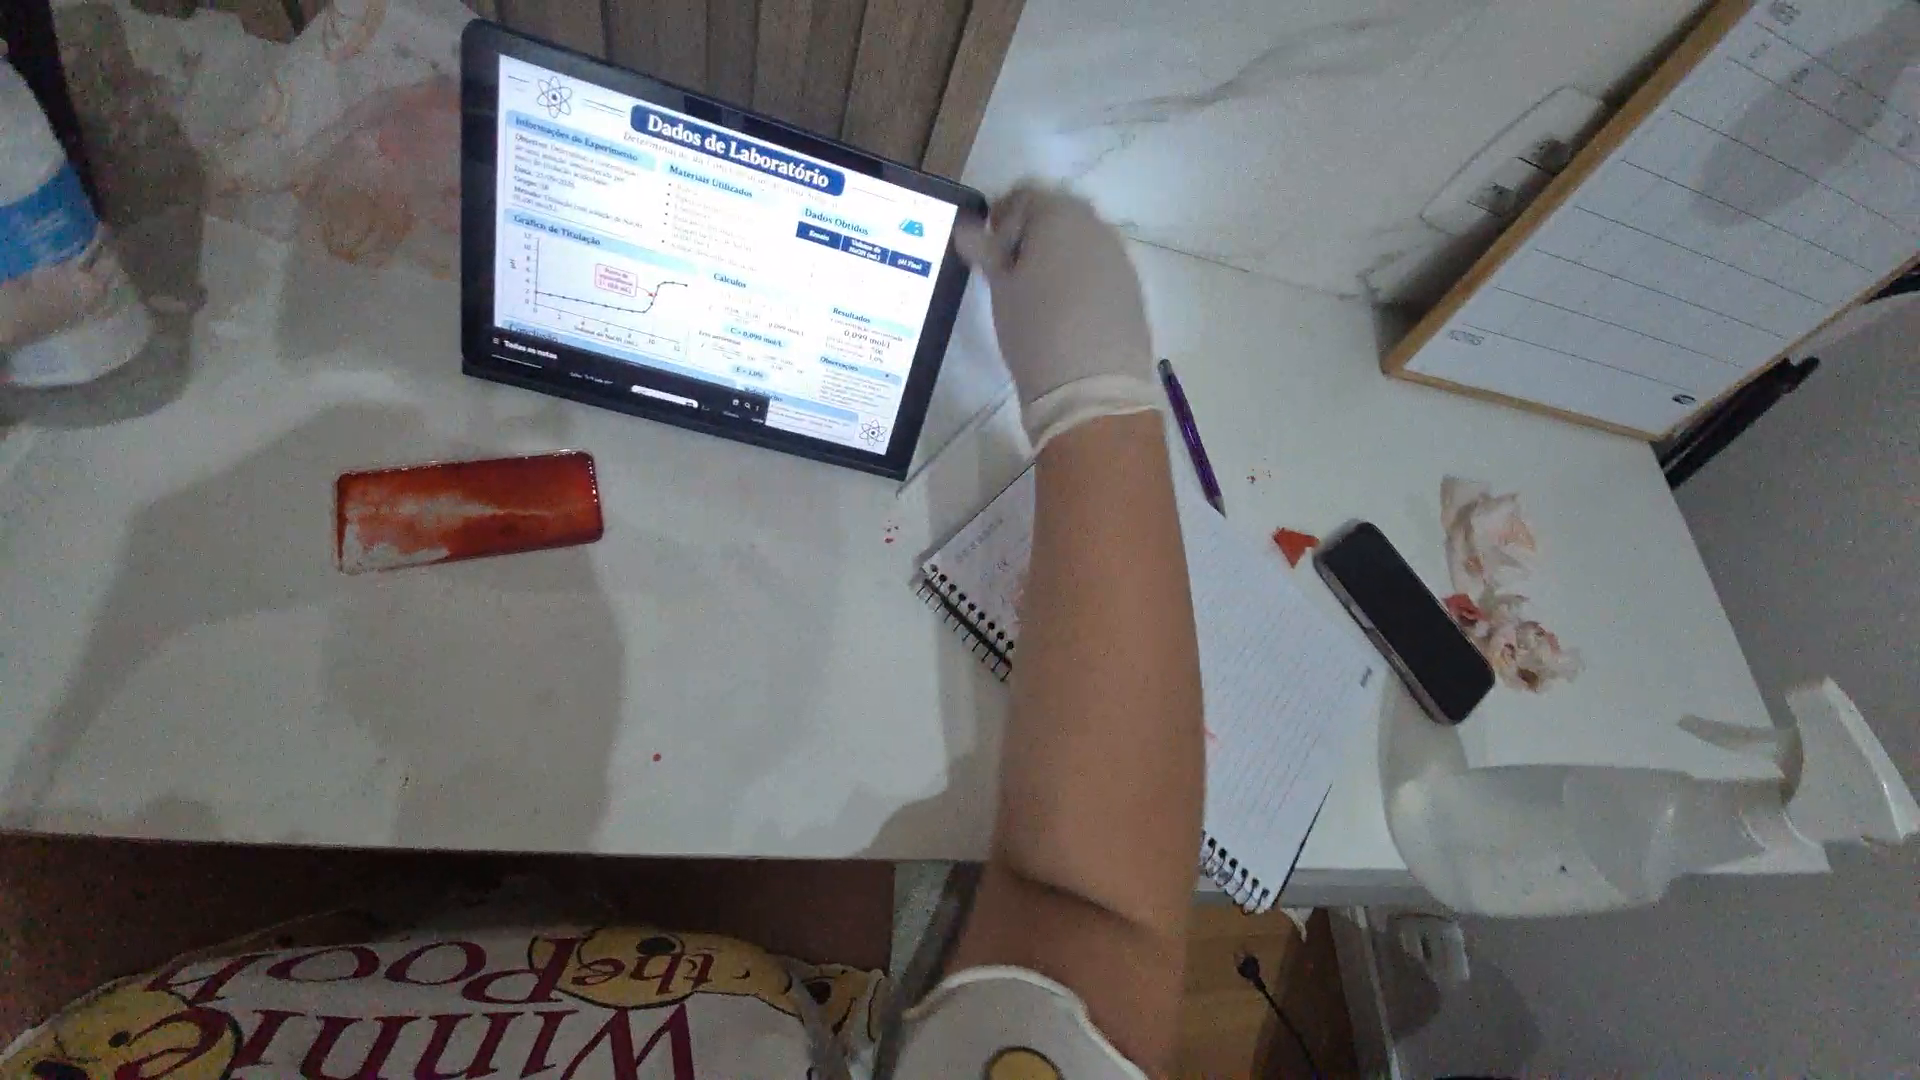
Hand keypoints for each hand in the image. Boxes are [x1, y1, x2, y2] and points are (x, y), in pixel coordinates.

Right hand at [955, 184, 1159, 447]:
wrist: (1091, 386)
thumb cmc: (1034, 330)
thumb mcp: (1000, 290)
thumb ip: (985, 251)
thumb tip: (967, 226)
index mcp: (1058, 214)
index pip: (1023, 195)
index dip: (1000, 219)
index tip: (988, 252)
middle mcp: (1096, 226)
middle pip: (1057, 216)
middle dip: (1031, 236)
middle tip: (1011, 274)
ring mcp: (1120, 258)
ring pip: (1081, 244)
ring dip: (1058, 259)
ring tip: (1038, 298)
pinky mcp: (1133, 290)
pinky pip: (1100, 271)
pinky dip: (1081, 281)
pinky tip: (1066, 315)